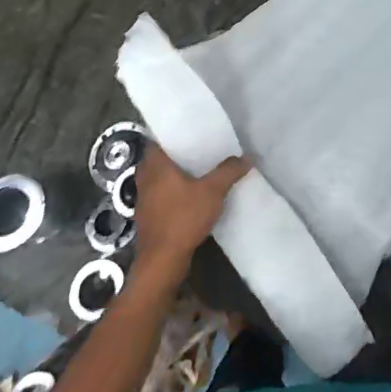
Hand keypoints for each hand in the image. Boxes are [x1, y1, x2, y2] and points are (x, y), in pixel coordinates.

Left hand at [132, 145, 247, 275]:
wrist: (162, 261)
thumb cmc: (183, 218)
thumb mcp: (212, 191)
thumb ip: (228, 171)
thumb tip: (246, 157)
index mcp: (155, 166)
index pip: (156, 140)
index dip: (170, 134)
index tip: (188, 130)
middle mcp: (144, 179)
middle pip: (157, 158)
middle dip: (175, 153)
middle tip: (198, 147)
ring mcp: (143, 199)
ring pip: (158, 178)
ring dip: (173, 173)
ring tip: (197, 168)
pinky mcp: (148, 216)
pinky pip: (160, 194)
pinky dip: (172, 190)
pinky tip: (190, 194)